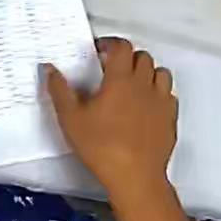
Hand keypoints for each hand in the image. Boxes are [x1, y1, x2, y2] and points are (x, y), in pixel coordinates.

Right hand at [44, 36, 177, 202]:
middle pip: (142, 56)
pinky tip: (146, 104)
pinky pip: (169, 96)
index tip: (101, 49)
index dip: (111, 43)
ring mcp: (161, 102)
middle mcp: (144, 86)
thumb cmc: (103, 147)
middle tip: (113, 66)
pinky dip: (159, 93)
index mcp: (120, 79)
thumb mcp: (70, 118)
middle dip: (127, 56)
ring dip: (147, 72)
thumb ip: (59, 90)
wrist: (134, 177)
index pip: (122, 47)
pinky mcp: (170, 119)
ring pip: (161, 73)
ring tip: (132, 82)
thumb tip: (50, 70)